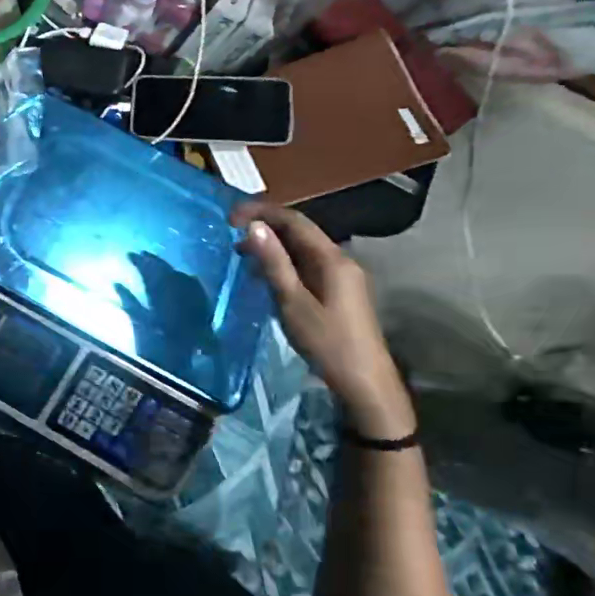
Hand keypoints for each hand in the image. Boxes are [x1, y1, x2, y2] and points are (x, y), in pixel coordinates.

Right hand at [231, 201, 414, 439]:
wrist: (365, 383)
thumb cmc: (326, 341)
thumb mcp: (292, 301)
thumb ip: (273, 262)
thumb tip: (253, 227)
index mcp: (331, 259)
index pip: (294, 221)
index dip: (261, 212)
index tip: (229, 217)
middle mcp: (340, 260)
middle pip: (300, 231)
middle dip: (265, 226)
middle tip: (230, 233)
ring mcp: (341, 276)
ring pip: (302, 248)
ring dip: (272, 245)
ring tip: (241, 254)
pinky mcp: (338, 290)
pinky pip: (306, 264)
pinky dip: (282, 261)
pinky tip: (264, 274)